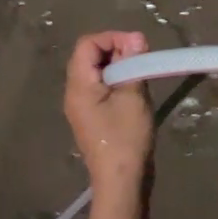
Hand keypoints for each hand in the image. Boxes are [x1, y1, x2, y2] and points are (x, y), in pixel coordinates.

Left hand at [63, 31, 154, 189]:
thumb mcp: (133, 97)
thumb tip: (135, 37)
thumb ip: (132, 64)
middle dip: (116, 50)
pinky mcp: (93, 117)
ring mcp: (82, 107)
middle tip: (142, 57)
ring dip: (119, 66)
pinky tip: (135, 90)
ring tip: (141, 72)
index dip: (112, 38)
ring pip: (96, 72)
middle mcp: (74, 93)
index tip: (138, 46)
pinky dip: (118, 81)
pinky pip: (101, 88)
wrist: (121, 181)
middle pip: (89, 57)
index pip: (87, 45)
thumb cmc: (126, 138)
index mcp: (79, 86)